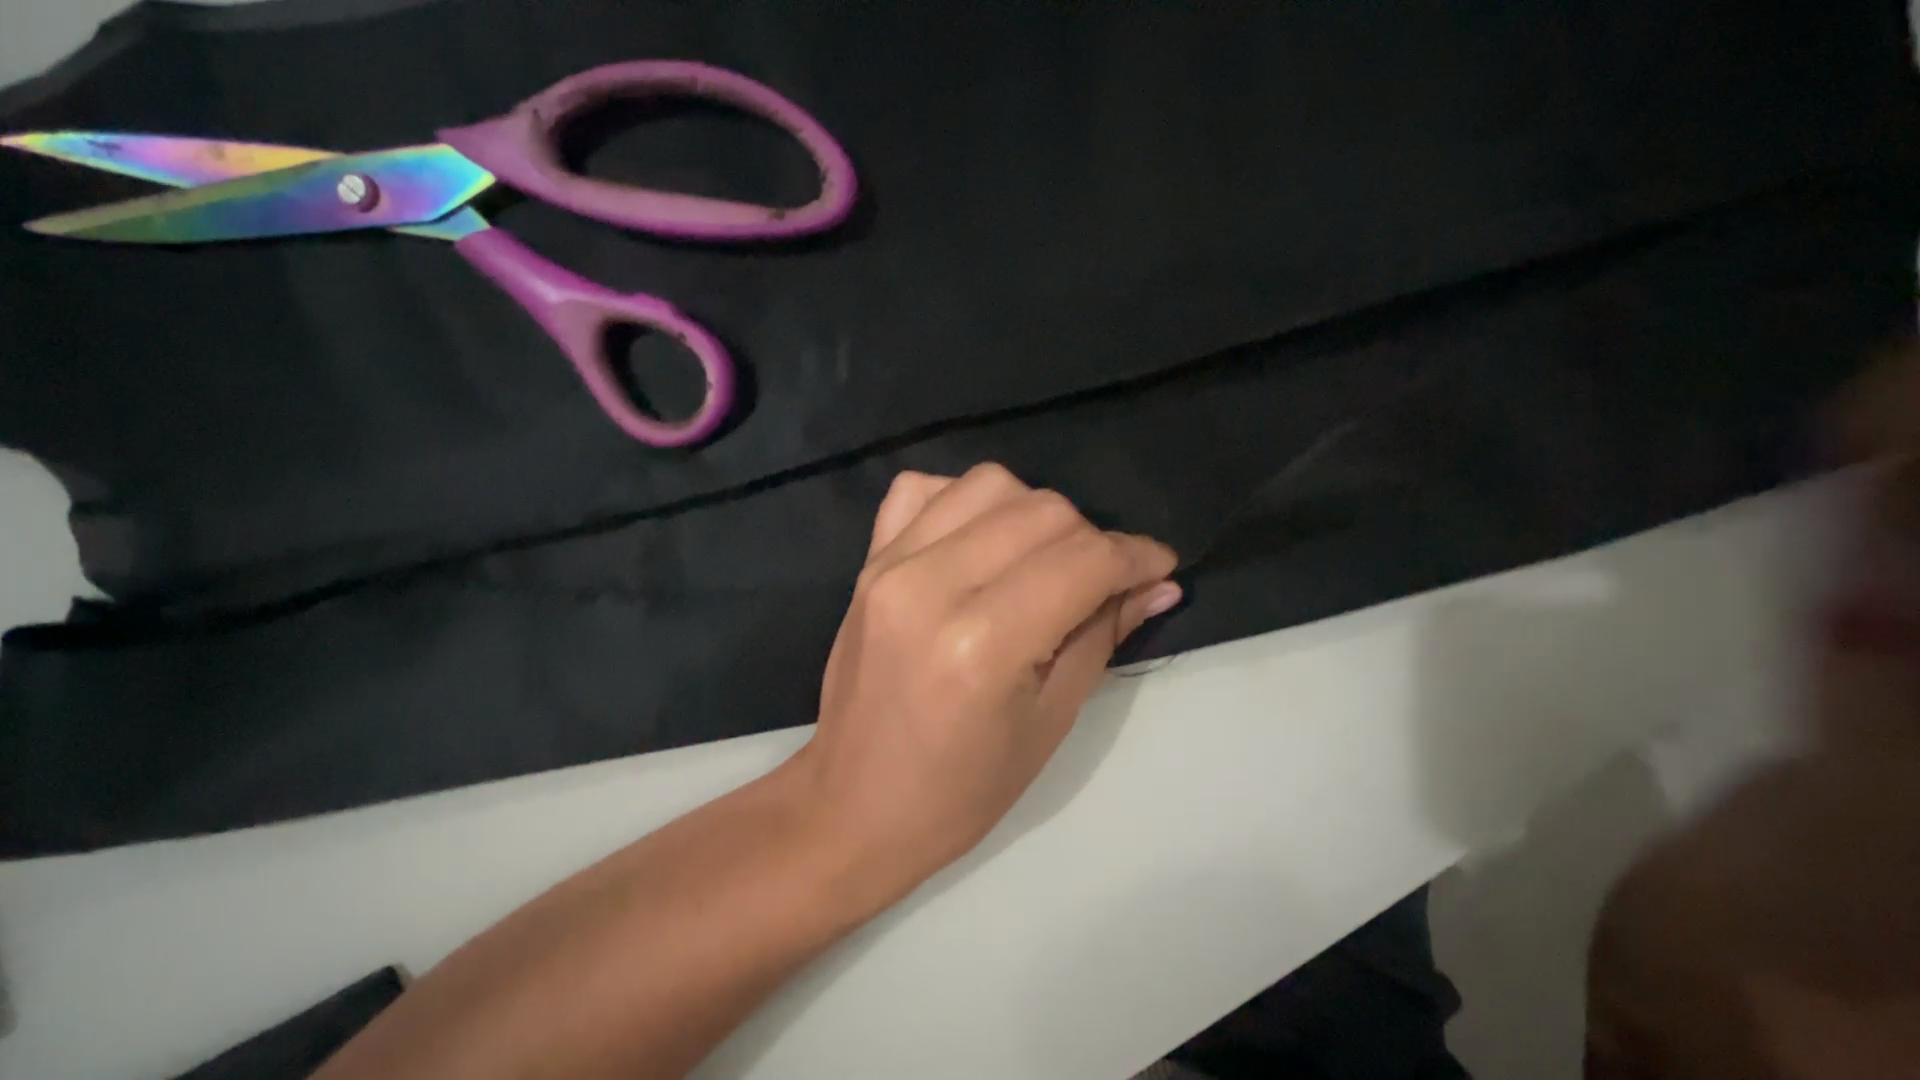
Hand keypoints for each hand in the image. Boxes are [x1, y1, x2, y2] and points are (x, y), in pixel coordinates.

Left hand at [790, 463, 1180, 887]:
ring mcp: (890, 565)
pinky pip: (922, 490)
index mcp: (983, 643)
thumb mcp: (1050, 722)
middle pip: (1043, 510)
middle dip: (1092, 538)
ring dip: (1035, 512)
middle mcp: (932, 585)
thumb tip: (1158, 584)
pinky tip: (981, 540)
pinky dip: (965, 501)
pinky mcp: (867, 561)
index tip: (1159, 568)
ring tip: (1043, 561)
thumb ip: (1102, 637)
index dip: (1136, 557)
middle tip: (1102, 582)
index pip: (1084, 560)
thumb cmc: (961, 790)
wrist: (855, 804)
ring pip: (989, 484)